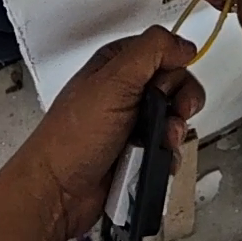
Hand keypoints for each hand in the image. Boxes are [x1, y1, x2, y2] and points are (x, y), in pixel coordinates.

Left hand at [5, 26, 205, 240]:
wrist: (58, 196)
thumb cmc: (72, 138)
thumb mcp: (113, 81)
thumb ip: (151, 52)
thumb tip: (184, 45)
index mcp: (118, 64)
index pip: (164, 50)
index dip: (175, 65)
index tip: (169, 83)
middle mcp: (127, 90)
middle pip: (176, 83)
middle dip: (180, 100)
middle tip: (173, 112)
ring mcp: (133, 121)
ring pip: (175, 117)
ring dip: (174, 130)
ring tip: (160, 141)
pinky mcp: (139, 151)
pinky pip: (169, 147)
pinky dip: (168, 154)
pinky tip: (154, 159)